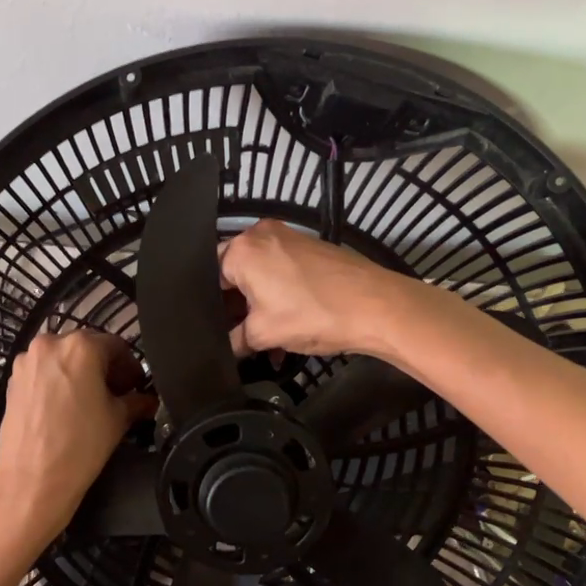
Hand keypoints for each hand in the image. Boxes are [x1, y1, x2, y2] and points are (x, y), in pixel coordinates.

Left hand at [0, 331, 155, 544]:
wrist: (33, 479)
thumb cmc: (81, 444)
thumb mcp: (118, 419)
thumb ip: (136, 401)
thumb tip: (148, 400)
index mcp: (80, 346)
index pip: (116, 346)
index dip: (131, 367)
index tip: (136, 387)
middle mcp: (49, 344)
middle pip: (86, 349)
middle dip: (104, 368)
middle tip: (116, 394)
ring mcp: (26, 362)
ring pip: (61, 360)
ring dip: (78, 374)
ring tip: (89, 402)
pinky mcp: (11, 381)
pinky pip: (42, 374)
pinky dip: (56, 383)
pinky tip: (64, 408)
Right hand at [219, 219, 415, 358]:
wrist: (377, 306)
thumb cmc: (312, 315)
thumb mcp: (263, 334)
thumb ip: (235, 341)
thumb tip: (225, 350)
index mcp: (241, 250)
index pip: (208, 278)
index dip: (210, 308)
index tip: (214, 331)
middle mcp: (261, 235)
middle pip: (233, 274)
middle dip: (234, 308)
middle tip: (234, 338)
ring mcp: (288, 238)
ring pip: (258, 276)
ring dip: (256, 307)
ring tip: (260, 342)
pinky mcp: (310, 248)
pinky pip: (279, 272)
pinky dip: (277, 297)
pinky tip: (283, 329)